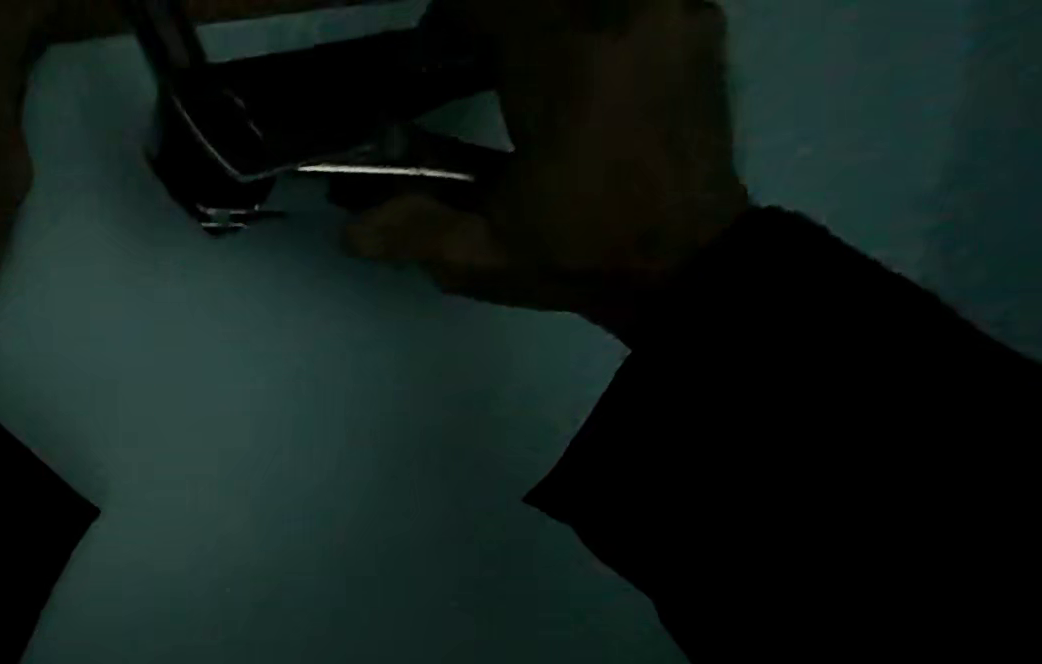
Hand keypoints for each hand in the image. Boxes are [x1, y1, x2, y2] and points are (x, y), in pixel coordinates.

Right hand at [345, 0, 750, 337]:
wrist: (683, 260)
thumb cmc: (573, 257)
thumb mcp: (477, 257)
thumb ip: (409, 232)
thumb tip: (347, 230)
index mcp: (571, 69)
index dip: (446, 19)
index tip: (423, 60)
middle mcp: (630, 15)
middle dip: (486, 15)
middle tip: (455, 59)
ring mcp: (674, 9)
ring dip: (533, 18)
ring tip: (501, 63)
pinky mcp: (695, 19)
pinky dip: (578, 20)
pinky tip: (557, 65)